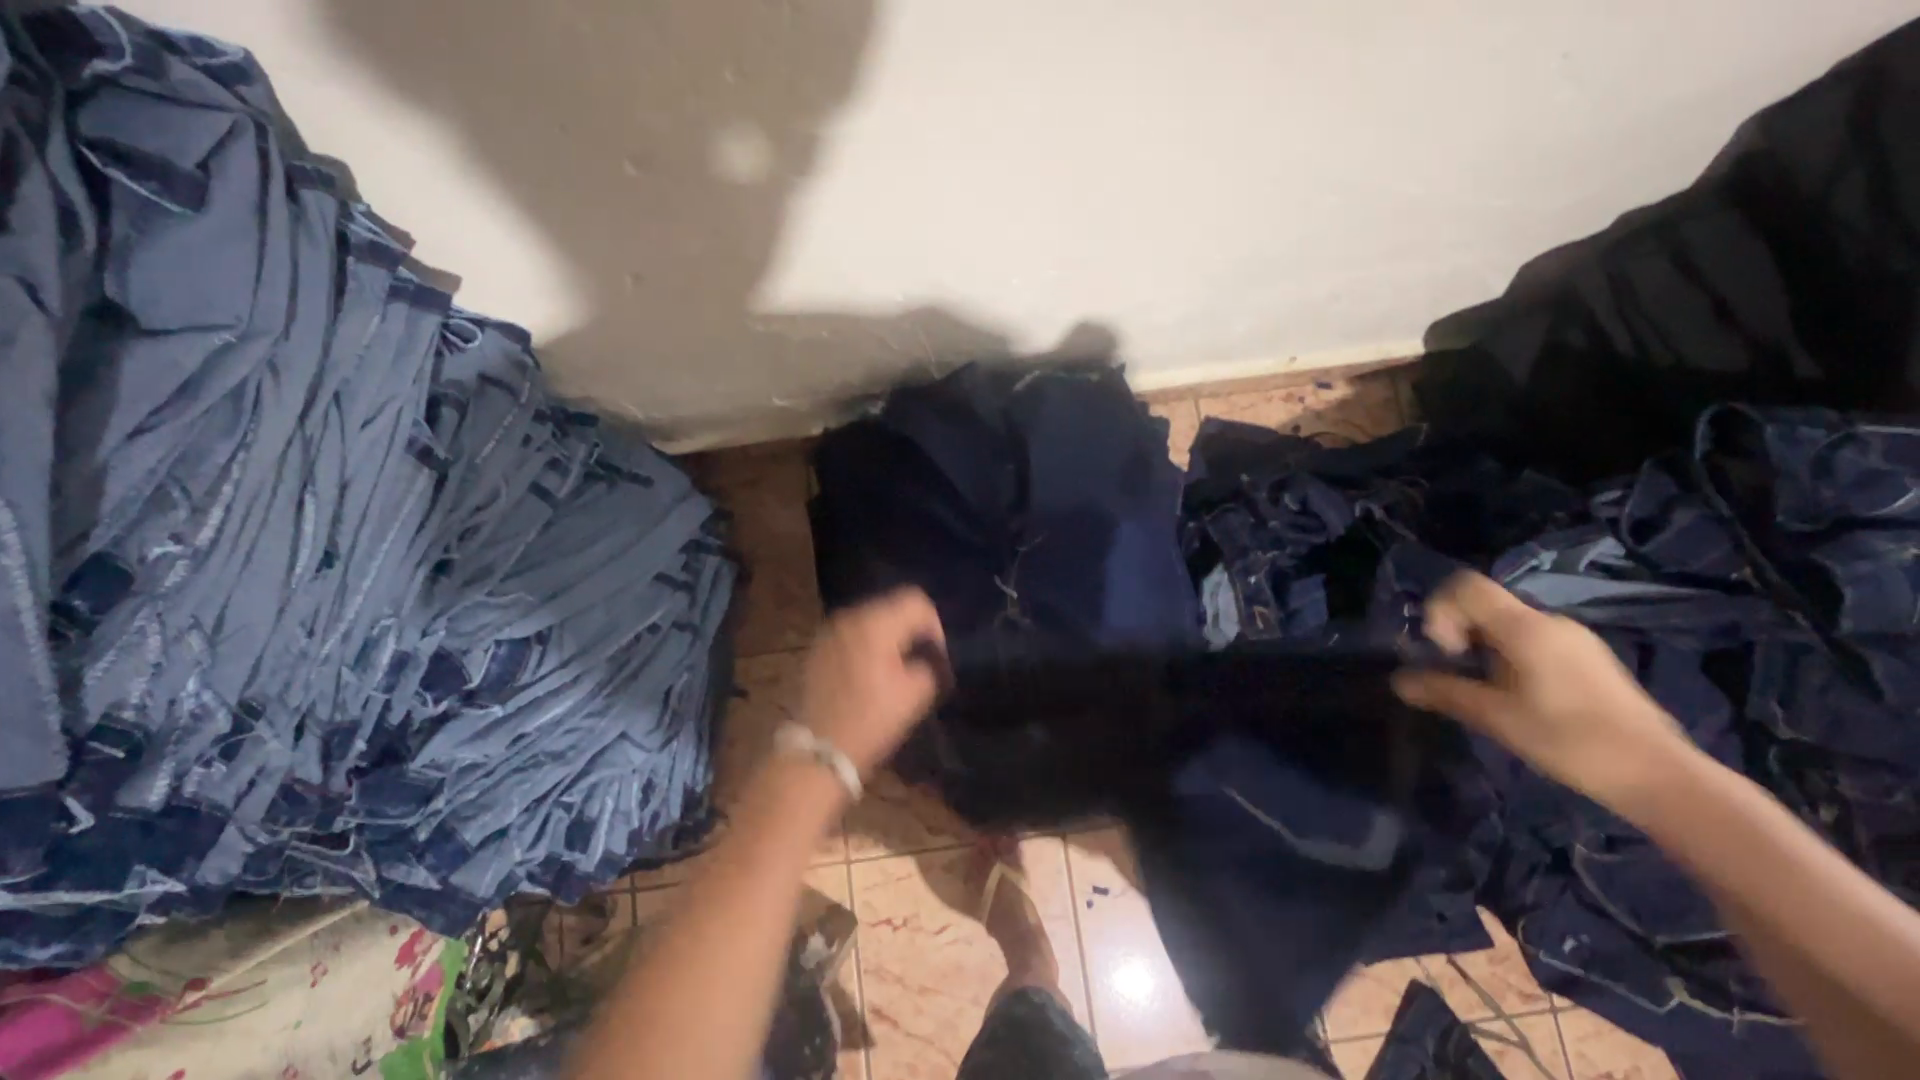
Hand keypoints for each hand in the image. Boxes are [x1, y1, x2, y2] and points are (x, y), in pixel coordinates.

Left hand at [795, 587, 947, 775]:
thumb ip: (930, 665)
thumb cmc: (871, 721)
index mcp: (875, 624)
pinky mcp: (816, 649)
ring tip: (893, 670)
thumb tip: (928, 657)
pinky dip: (865, 647)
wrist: (818, 750)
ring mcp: (828, 632)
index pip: (917, 602)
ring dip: (886, 638)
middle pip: (891, 607)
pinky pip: (850, 636)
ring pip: (869, 621)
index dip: (934, 626)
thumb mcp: (916, 695)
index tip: (936, 656)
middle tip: (918, 663)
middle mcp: (849, 617)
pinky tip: (867, 676)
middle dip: (909, 631)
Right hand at [1390, 571, 1697, 809]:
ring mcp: (1575, 639)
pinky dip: (1509, 659)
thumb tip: (1399, 681)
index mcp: (1527, 628)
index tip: (1443, 652)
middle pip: (1487, 606)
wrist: (1656, 774)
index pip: (1467, 587)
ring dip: (1483, 650)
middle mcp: (1551, 622)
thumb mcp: (1497, 718)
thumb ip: (1445, 693)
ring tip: (1485, 693)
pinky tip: (1517, 700)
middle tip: (1456, 676)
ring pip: (1509, 627)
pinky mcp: (1588, 660)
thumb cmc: (1569, 741)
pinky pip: (1534, 643)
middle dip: (1459, 634)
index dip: (1440, 610)